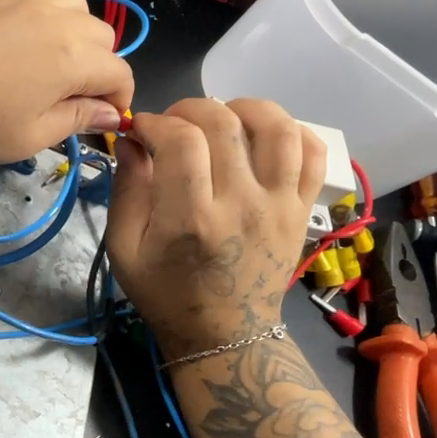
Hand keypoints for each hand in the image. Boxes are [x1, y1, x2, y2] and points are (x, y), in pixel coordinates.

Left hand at [0, 0, 133, 164]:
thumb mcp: (30, 138)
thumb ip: (76, 120)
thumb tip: (108, 112)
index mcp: (74, 57)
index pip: (118, 73)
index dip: (117, 100)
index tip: (103, 120)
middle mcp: (58, 19)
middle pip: (101, 37)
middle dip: (96, 68)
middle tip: (68, 99)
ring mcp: (24, 3)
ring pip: (74, 7)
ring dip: (74, 34)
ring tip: (50, 65)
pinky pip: (35, 1)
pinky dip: (40, 20)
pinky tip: (16, 47)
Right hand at [107, 99, 326, 357]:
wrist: (223, 330)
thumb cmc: (163, 291)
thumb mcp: (123, 248)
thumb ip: (127, 192)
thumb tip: (132, 141)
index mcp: (188, 218)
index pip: (181, 141)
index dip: (156, 122)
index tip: (141, 130)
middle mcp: (240, 204)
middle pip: (224, 124)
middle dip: (190, 109)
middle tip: (172, 123)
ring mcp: (279, 203)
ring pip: (277, 126)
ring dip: (244, 107)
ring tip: (221, 117)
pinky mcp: (302, 207)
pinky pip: (313, 151)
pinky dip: (289, 130)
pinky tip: (261, 136)